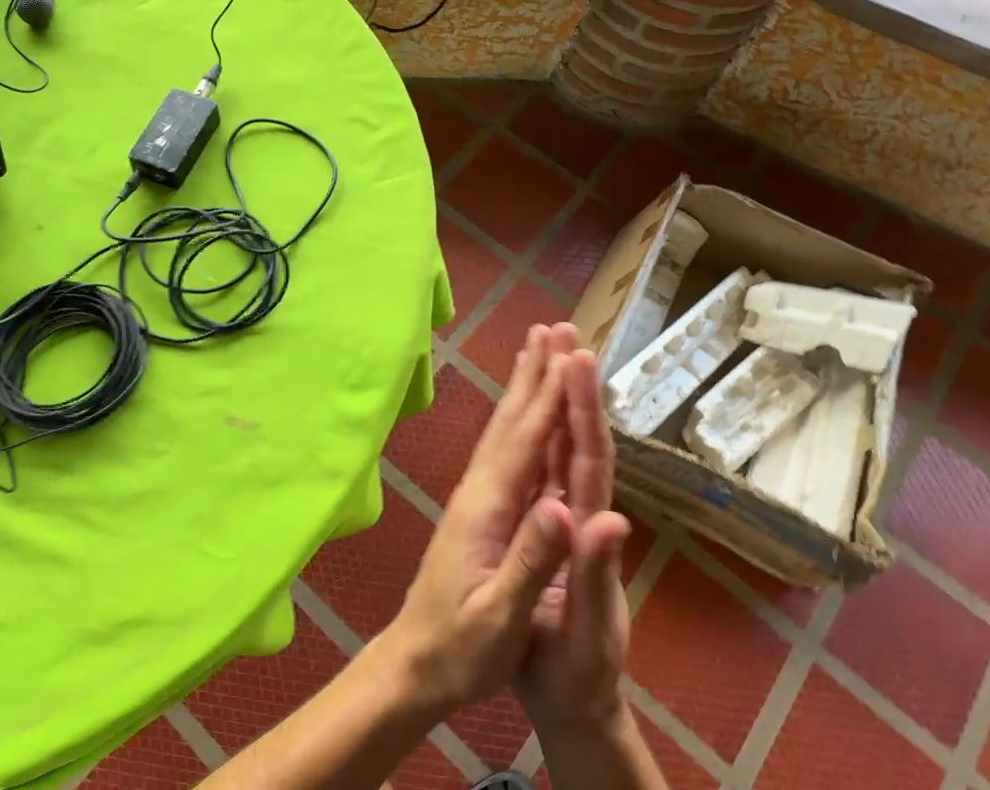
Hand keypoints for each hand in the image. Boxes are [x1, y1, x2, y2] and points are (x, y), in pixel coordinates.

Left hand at [380, 325, 585, 712]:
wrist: (415, 662)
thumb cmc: (460, 648)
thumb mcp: (500, 615)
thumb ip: (531, 562)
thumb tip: (566, 508)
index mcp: (487, 510)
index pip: (526, 442)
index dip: (552, 397)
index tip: (574, 353)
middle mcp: (479, 493)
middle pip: (512, 423)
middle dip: (536, 374)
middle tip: (555, 326)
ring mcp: (477, 500)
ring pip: (505, 432)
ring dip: (525, 388)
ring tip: (538, 349)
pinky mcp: (481, 514)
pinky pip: (507, 454)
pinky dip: (521, 422)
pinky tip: (527, 414)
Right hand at [514, 331, 633, 734]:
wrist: (574, 704)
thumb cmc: (576, 674)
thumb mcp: (586, 633)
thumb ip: (593, 576)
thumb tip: (608, 517)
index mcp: (589, 531)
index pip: (588, 458)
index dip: (584, 408)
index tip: (576, 358)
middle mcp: (583, 515)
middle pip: (579, 439)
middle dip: (572, 385)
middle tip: (562, 332)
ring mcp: (567, 523)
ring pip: (560, 450)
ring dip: (555, 401)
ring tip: (544, 357)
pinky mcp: (548, 533)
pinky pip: (541, 473)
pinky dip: (536, 437)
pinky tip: (525, 420)